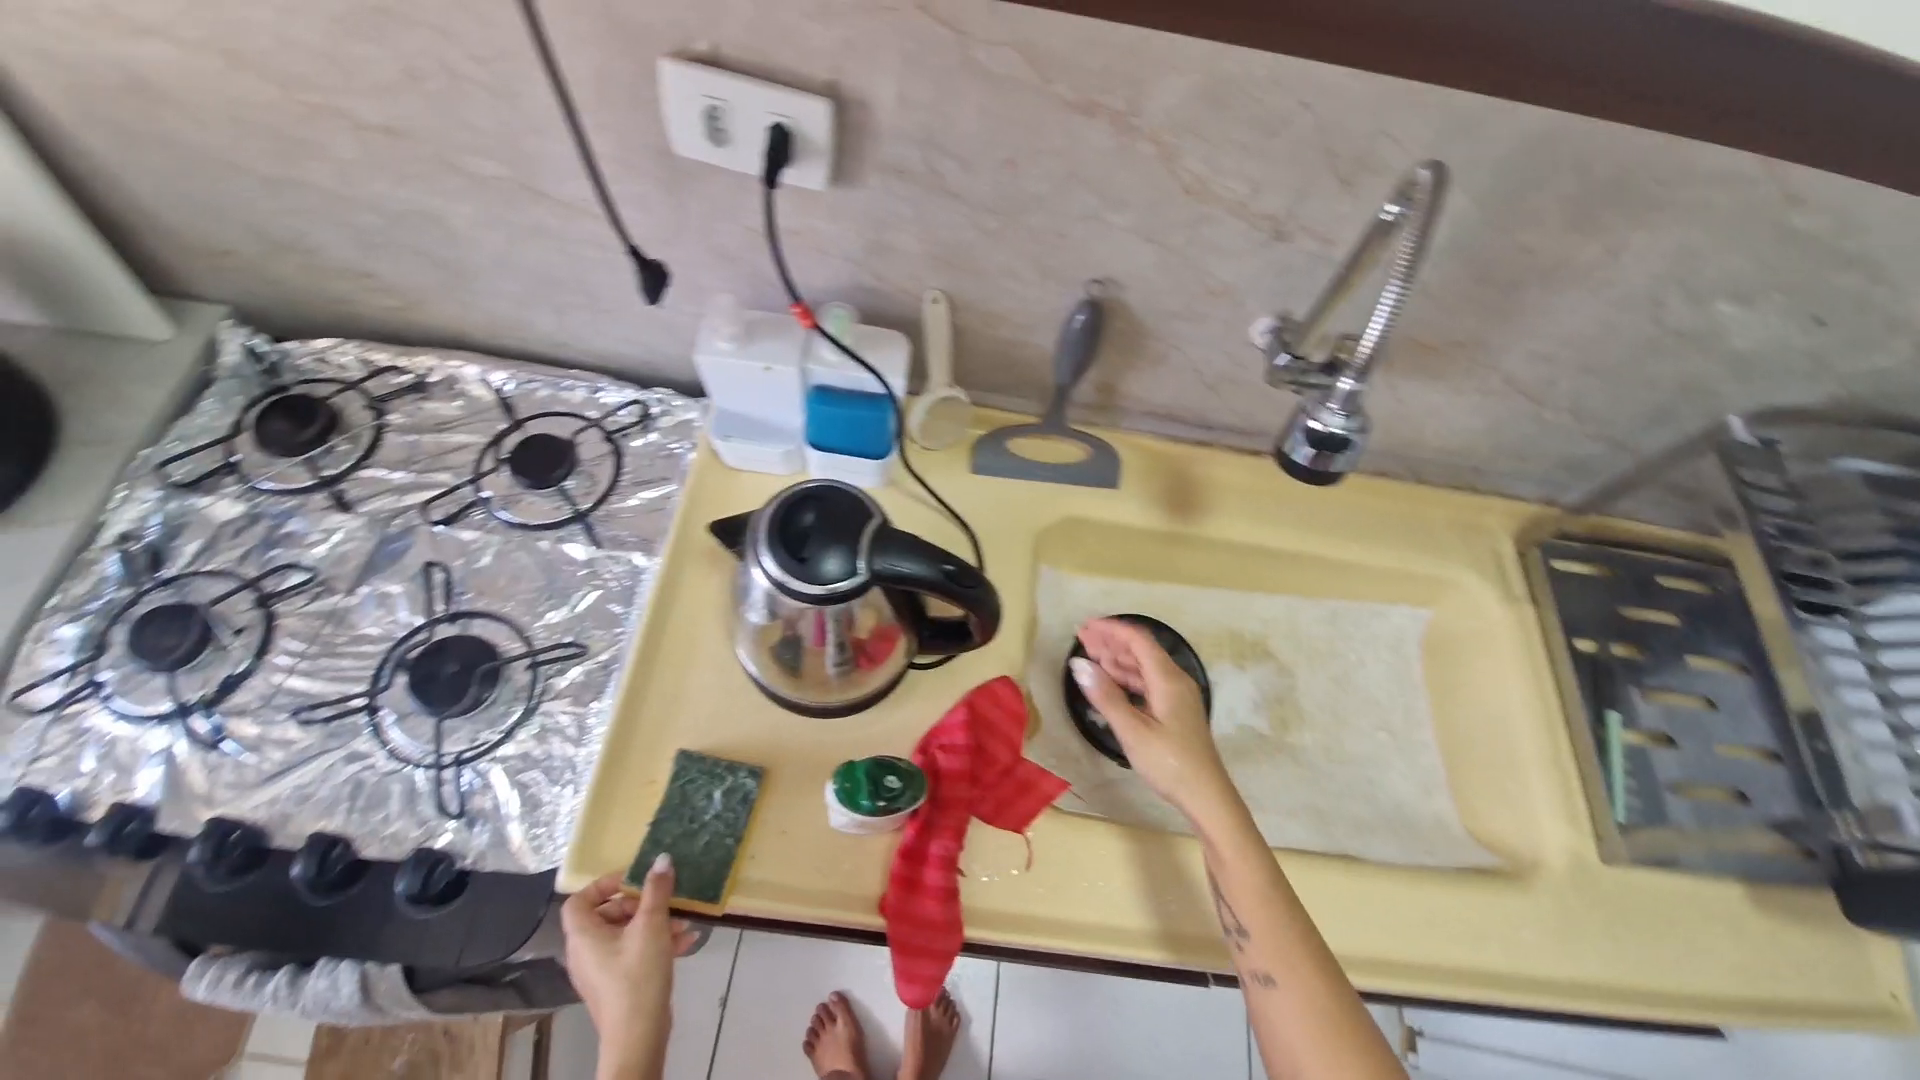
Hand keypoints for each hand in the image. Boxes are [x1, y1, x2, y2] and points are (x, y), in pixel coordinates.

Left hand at [562, 855, 700, 1077]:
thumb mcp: (651, 925)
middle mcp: (585, 952)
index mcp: (583, 935)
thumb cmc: (637, 974)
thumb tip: (662, 858)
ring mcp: (600, 971)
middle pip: (607, 915)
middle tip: (663, 902)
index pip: (579, 900)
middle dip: (640, 905)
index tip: (633, 880)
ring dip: (654, 924)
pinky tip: (685, 943)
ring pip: (625, 935)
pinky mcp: (617, 985)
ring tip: (683, 923)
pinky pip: (633, 954)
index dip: (603, 885)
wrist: (638, 1035)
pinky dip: (655, 945)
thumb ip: (656, 890)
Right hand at [1070, 617, 1239, 824]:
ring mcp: (1177, 696)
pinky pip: (1148, 683)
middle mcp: (1175, 681)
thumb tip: (1078, 665)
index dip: (1111, 630)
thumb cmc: (1169, 763)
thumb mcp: (1133, 731)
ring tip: (1090, 657)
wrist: (1206, 795)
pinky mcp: (1175, 711)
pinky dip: (1127, 677)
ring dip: (1118, 659)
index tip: (1085, 627)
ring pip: (1144, 667)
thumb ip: (1106, 696)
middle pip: (1141, 650)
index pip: (1138, 640)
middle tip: (1081, 639)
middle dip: (1111, 642)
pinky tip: (1110, 682)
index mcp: (1168, 680)